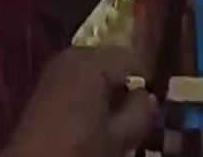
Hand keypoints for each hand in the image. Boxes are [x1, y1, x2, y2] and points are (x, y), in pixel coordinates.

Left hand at [0, 46, 158, 156]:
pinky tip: (92, 119)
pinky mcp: (45, 82)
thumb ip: (139, 114)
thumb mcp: (117, 139)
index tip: (156, 101)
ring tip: (116, 120)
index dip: (146, 76)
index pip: (128, 56)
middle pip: (108, 60)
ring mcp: (56, 67)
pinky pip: (76, 78)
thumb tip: (149, 97)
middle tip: (137, 114)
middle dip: (124, 83)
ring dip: (106, 89)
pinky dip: (88, 92)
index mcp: (92, 62)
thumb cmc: (78, 151)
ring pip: (92, 69)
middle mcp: (73, 54)